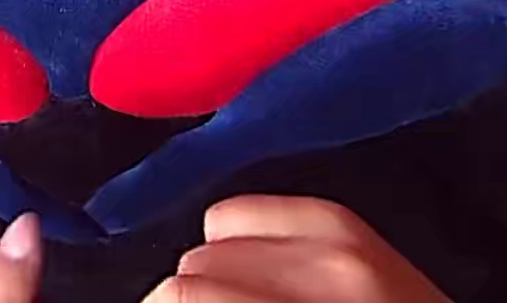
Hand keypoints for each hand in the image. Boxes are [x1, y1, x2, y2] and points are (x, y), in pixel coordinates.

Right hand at [145, 196, 450, 302]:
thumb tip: (170, 301)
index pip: (187, 294)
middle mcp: (328, 271)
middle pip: (193, 264)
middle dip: (187, 297)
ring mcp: (336, 239)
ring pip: (211, 234)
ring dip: (212, 274)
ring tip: (238, 301)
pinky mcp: (337, 219)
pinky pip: (239, 212)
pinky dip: (233, 243)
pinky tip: (257, 278)